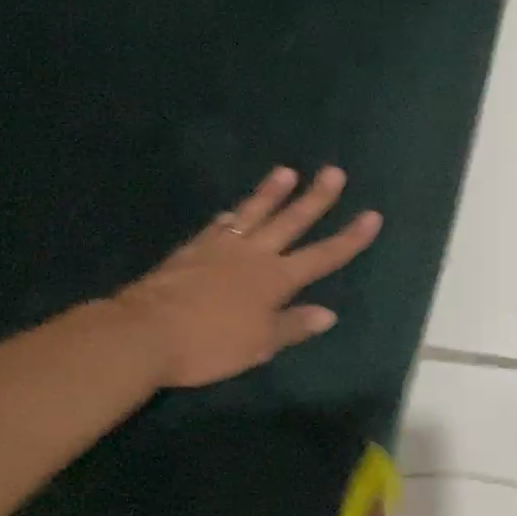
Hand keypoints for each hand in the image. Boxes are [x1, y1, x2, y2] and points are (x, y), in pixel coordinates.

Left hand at [114, 166, 381, 388]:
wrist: (143, 333)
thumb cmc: (208, 343)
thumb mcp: (259, 343)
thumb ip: (293, 325)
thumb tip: (329, 313)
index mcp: (276, 279)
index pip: (323, 255)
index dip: (350, 237)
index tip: (373, 215)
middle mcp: (255, 256)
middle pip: (292, 222)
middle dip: (316, 198)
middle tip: (334, 172)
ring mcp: (221, 248)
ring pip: (254, 214)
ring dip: (272, 193)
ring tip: (287, 172)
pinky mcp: (191, 251)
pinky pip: (218, 227)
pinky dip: (231, 216)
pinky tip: (233, 210)